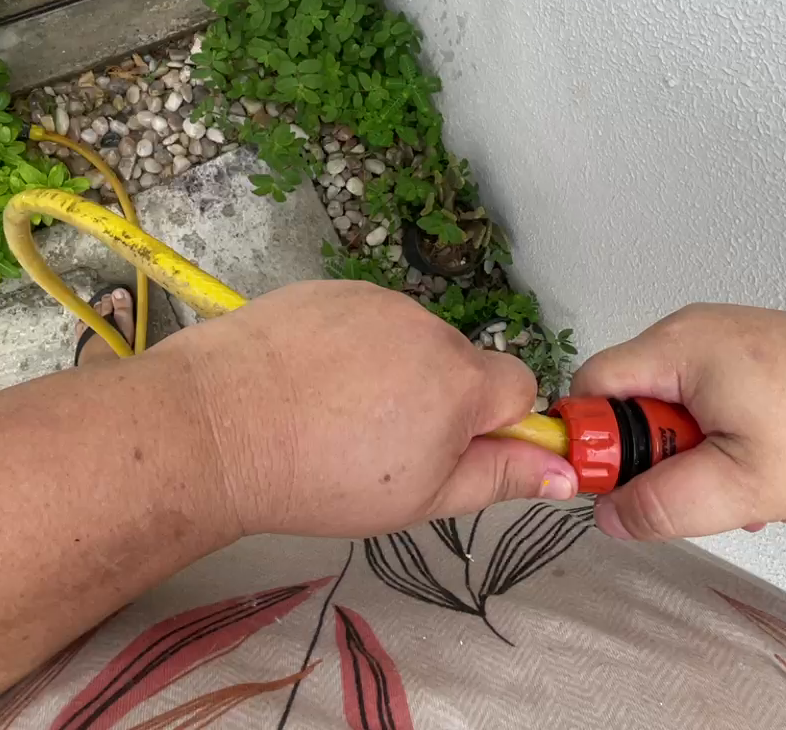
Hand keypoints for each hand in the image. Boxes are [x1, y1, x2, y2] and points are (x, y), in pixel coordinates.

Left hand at [157, 280, 577, 537]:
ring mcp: (377, 298)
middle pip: (459, 362)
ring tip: (336, 407)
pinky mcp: (333, 287)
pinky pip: (364, 317)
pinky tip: (311, 375)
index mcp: (460, 377)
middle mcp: (428, 325)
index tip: (452, 446)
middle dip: (439, 395)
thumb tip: (564, 471)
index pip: (518, 385)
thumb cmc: (325, 476)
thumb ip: (500, 477)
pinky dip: (352, 343)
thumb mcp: (423, 498)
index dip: (494, 421)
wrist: (222, 423)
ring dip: (393, 366)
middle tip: (380, 437)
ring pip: (410, 339)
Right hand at [570, 304, 785, 539]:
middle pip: (629, 391)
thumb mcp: (745, 487)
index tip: (621, 484)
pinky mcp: (750, 345)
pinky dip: (714, 428)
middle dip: (653, 451)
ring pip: (668, 396)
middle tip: (698, 490)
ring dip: (687, 447)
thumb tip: (605, 515)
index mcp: (679, 345)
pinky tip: (757, 460)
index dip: (591, 438)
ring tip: (741, 483)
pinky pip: (702, 388)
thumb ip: (663, 504)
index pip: (591, 384)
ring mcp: (724, 332)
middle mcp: (692, 326)